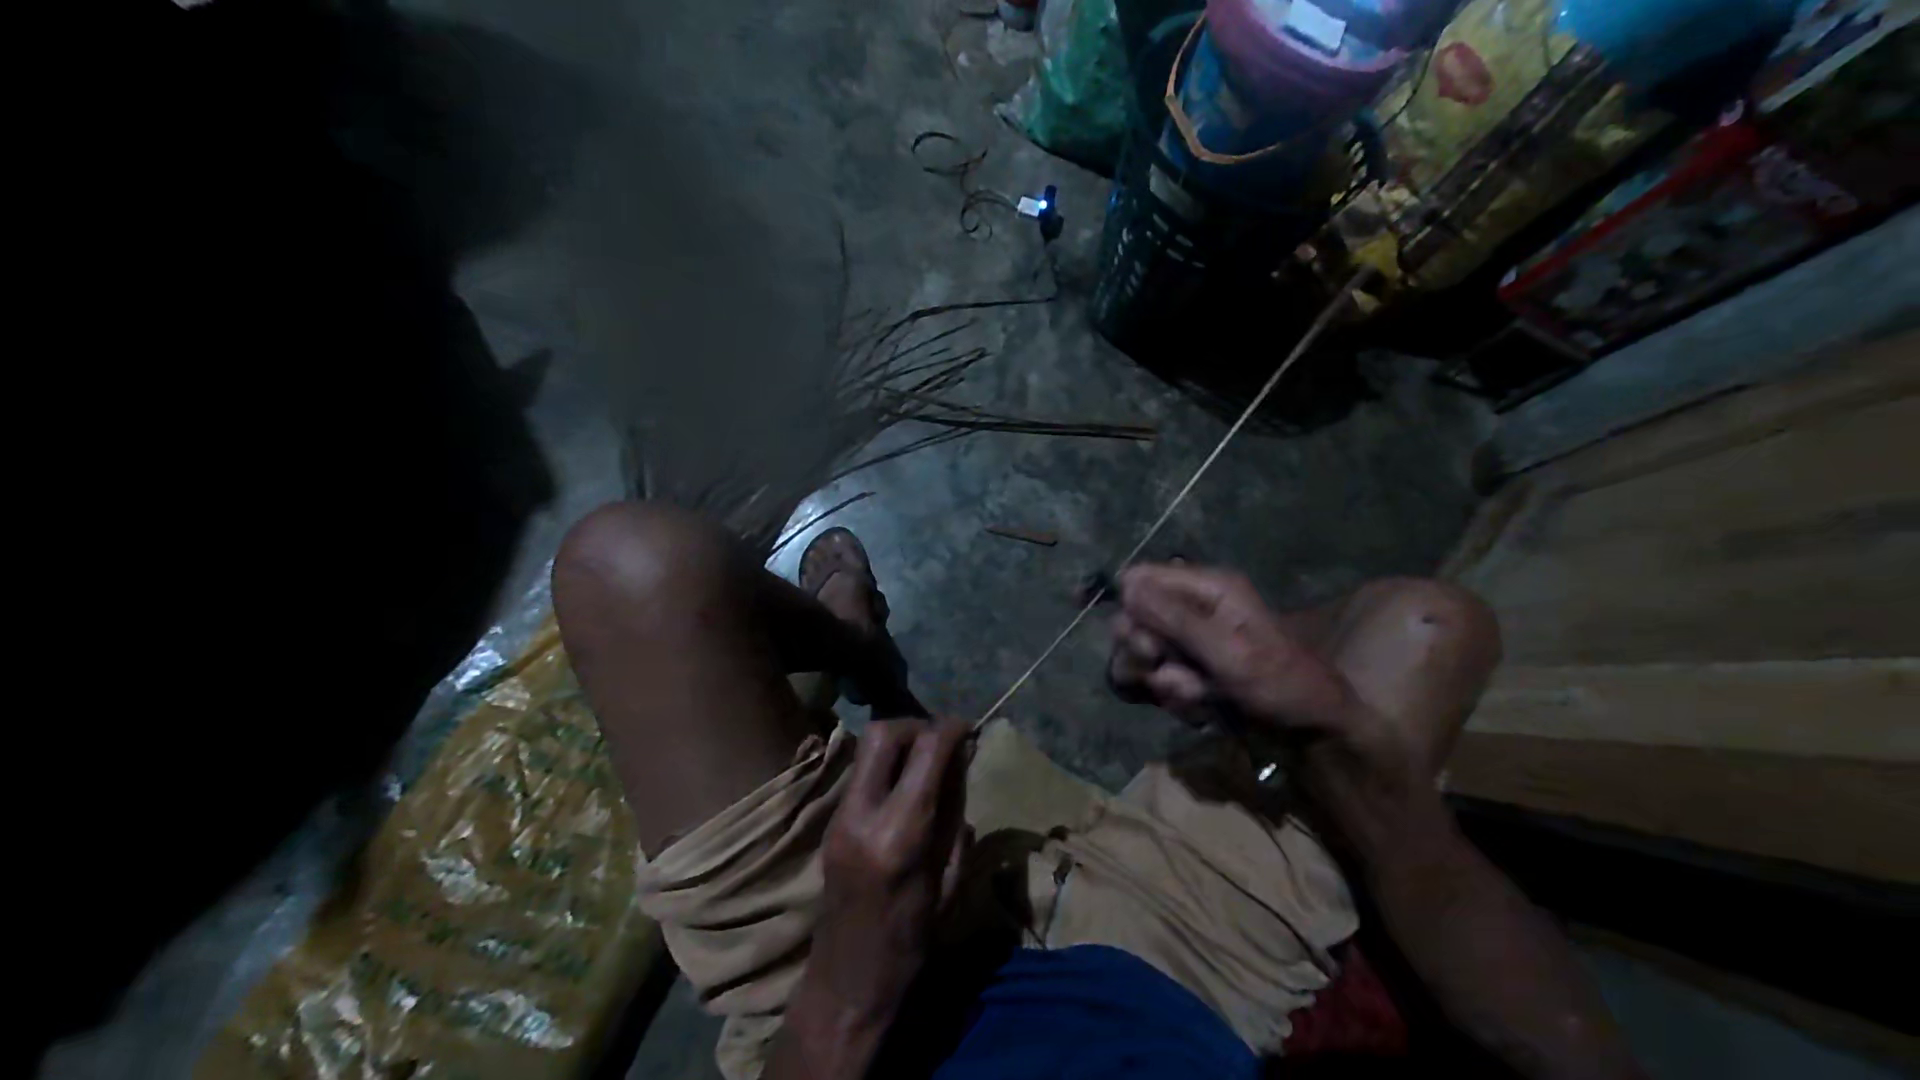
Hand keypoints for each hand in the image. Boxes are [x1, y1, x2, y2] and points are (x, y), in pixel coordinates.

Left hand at [801, 718, 969, 1041]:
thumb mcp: (950, 879)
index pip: (927, 751)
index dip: (952, 729)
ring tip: (928, 760)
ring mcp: (840, 816)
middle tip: (943, 740)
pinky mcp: (832, 822)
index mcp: (900, 834)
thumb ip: (953, 814)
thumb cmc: (914, 942)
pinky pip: (862, 772)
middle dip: (918, 725)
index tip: (970, 728)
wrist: (849, 981)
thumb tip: (960, 763)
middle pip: (885, 733)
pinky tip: (907, 785)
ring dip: (901, 742)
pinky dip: (887, 764)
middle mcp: (863, 814)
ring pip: (868, 748)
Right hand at [1109, 564, 1416, 794]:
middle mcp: (1193, 607)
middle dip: (1144, 648)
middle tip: (1163, 665)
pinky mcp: (1189, 668)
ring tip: (1193, 693)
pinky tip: (1200, 703)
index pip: (1141, 578)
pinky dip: (1173, 693)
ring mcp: (1190, 639)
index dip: (1130, 605)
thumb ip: (1174, 618)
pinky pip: (1158, 676)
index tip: (1142, 637)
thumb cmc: (1279, 682)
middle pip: (1133, 616)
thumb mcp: (1227, 650)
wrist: (1311, 729)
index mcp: (1208, 588)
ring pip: (1142, 652)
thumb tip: (1126, 585)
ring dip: (1160, 677)